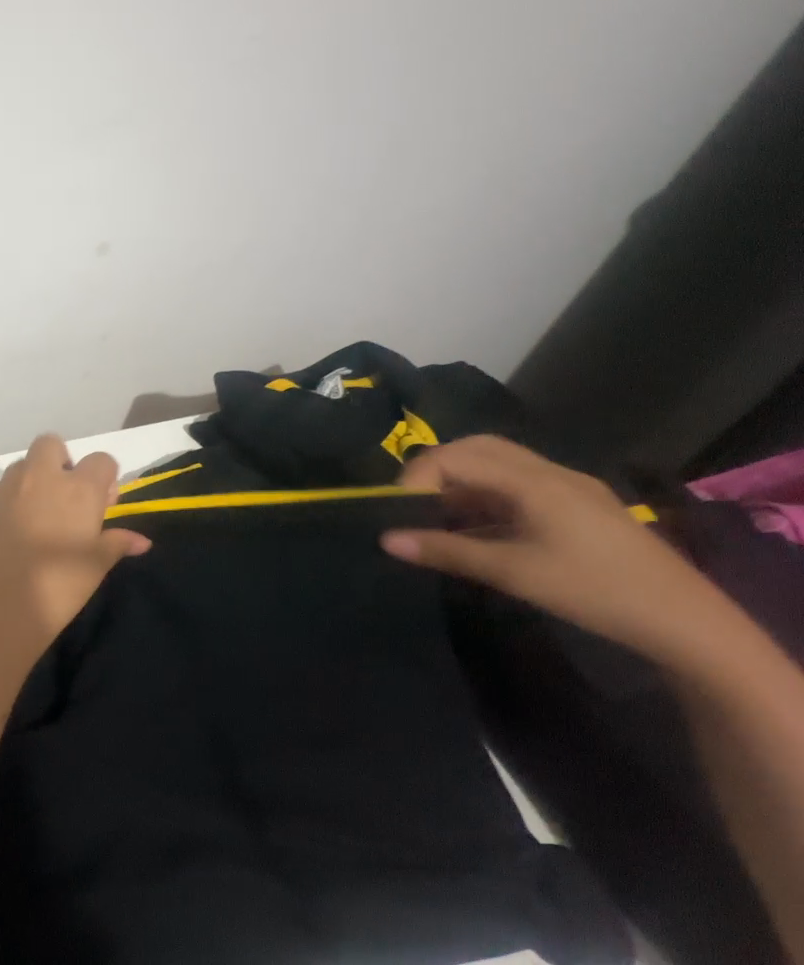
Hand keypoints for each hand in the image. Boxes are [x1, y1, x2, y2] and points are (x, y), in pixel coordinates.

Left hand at [0, 435, 151, 665]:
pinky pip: (0, 492)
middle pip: (51, 445)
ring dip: (33, 481)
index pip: (101, 460)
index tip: (102, 505)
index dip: (104, 478)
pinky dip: (10, 503)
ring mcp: (5, 489)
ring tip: (38, 518)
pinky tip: (12, 534)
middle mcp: (40, 478)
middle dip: (61, 461)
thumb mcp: (95, 566)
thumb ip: (116, 543)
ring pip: (22, 466)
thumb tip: (140, 540)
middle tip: (65, 499)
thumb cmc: (59, 587)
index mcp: (78, 489)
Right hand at [380, 435, 735, 666]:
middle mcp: (550, 473)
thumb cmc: (593, 591)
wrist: (684, 621)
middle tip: (411, 507)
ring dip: (460, 483)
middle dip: (434, 471)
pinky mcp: (578, 507)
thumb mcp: (512, 573)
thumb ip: (446, 551)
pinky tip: (477, 529)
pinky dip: (485, 497)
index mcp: (534, 481)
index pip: (454, 457)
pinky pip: (517, 485)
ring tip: (438, 519)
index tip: (397, 514)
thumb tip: (385, 540)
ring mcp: (569, 488)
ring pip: (498, 465)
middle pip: (476, 448)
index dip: (416, 478)